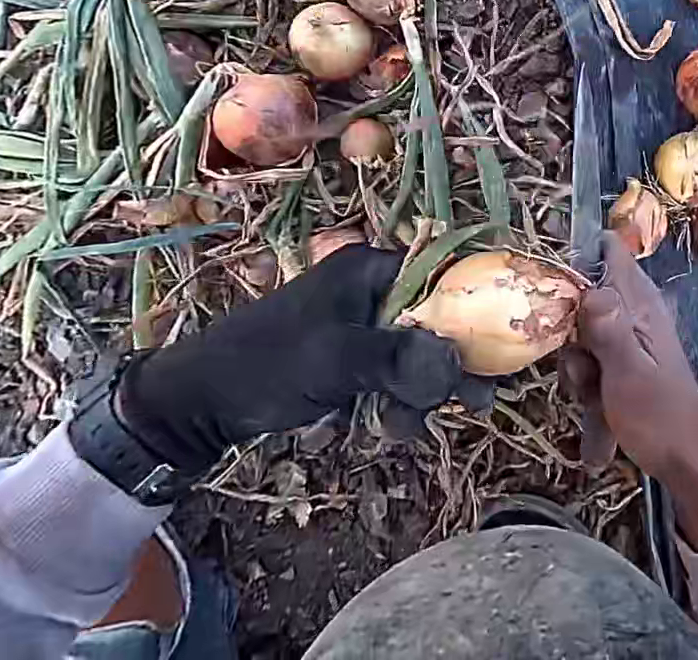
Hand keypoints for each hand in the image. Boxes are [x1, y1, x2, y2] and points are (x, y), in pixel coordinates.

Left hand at [117, 245, 476, 472]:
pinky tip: (390, 428)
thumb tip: (459, 365)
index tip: (495, 347)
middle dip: (446, 364)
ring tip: (409, 428)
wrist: (202, 401)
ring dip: (419, 391)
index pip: (439, 275)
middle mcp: (370, 288)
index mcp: (369, 269)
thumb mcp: (337, 359)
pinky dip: (396, 400)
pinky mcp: (351, 354)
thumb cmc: (268, 363)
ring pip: (414, 352)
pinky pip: (392, 372)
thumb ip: (400, 359)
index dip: (472, 307)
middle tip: (475, 401)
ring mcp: (361, 323)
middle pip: (432, 319)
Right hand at [561, 233, 697, 550]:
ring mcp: (628, 333)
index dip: (577, 251)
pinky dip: (585, 375)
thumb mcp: (628, 373)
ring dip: (576, 358)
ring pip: (580, 327)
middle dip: (569, 323)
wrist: (685, 461)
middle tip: (579, 360)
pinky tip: (593, 401)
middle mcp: (635, 308)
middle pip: (583, 292)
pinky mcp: (622, 357)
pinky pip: (588, 353)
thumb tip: (590, 288)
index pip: (609, 249)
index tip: (550, 279)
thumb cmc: (659, 416)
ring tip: (590, 389)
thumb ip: (609, 329)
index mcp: (640, 301)